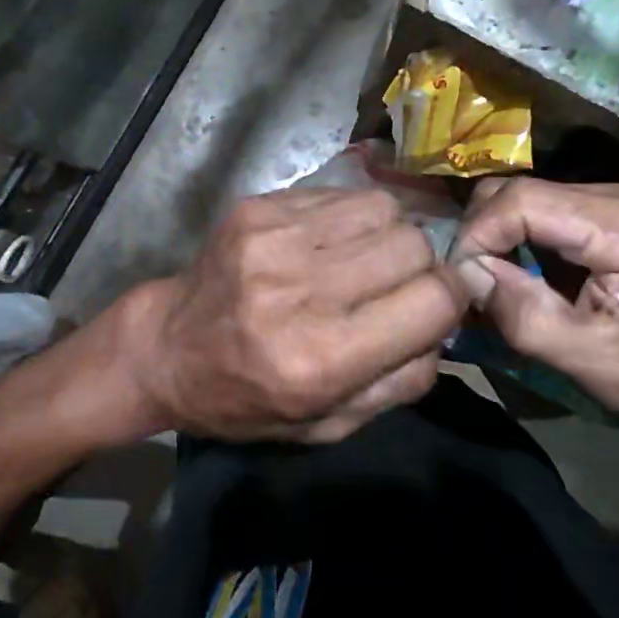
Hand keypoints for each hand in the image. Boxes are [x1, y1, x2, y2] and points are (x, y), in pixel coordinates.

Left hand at [118, 188, 468, 442]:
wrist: (167, 346)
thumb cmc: (248, 397)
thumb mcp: (330, 424)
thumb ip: (402, 380)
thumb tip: (447, 322)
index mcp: (321, 359)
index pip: (433, 299)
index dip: (451, 299)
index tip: (436, 305)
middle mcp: (299, 290)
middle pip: (412, 245)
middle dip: (420, 266)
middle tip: (396, 284)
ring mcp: (275, 239)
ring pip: (383, 207)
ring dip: (388, 233)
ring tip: (363, 258)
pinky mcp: (257, 207)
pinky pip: (340, 194)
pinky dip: (350, 217)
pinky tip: (328, 242)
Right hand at [449, 179, 618, 437]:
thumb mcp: (589, 362)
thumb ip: (523, 315)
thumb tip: (465, 272)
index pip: (528, 202)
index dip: (480, 232)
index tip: (459, 277)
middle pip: (525, 189)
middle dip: (484, 231)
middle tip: (468, 278)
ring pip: (529, 194)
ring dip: (497, 232)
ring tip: (487, 276)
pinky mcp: (613, 211)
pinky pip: (545, 207)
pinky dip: (517, 234)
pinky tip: (514, 268)